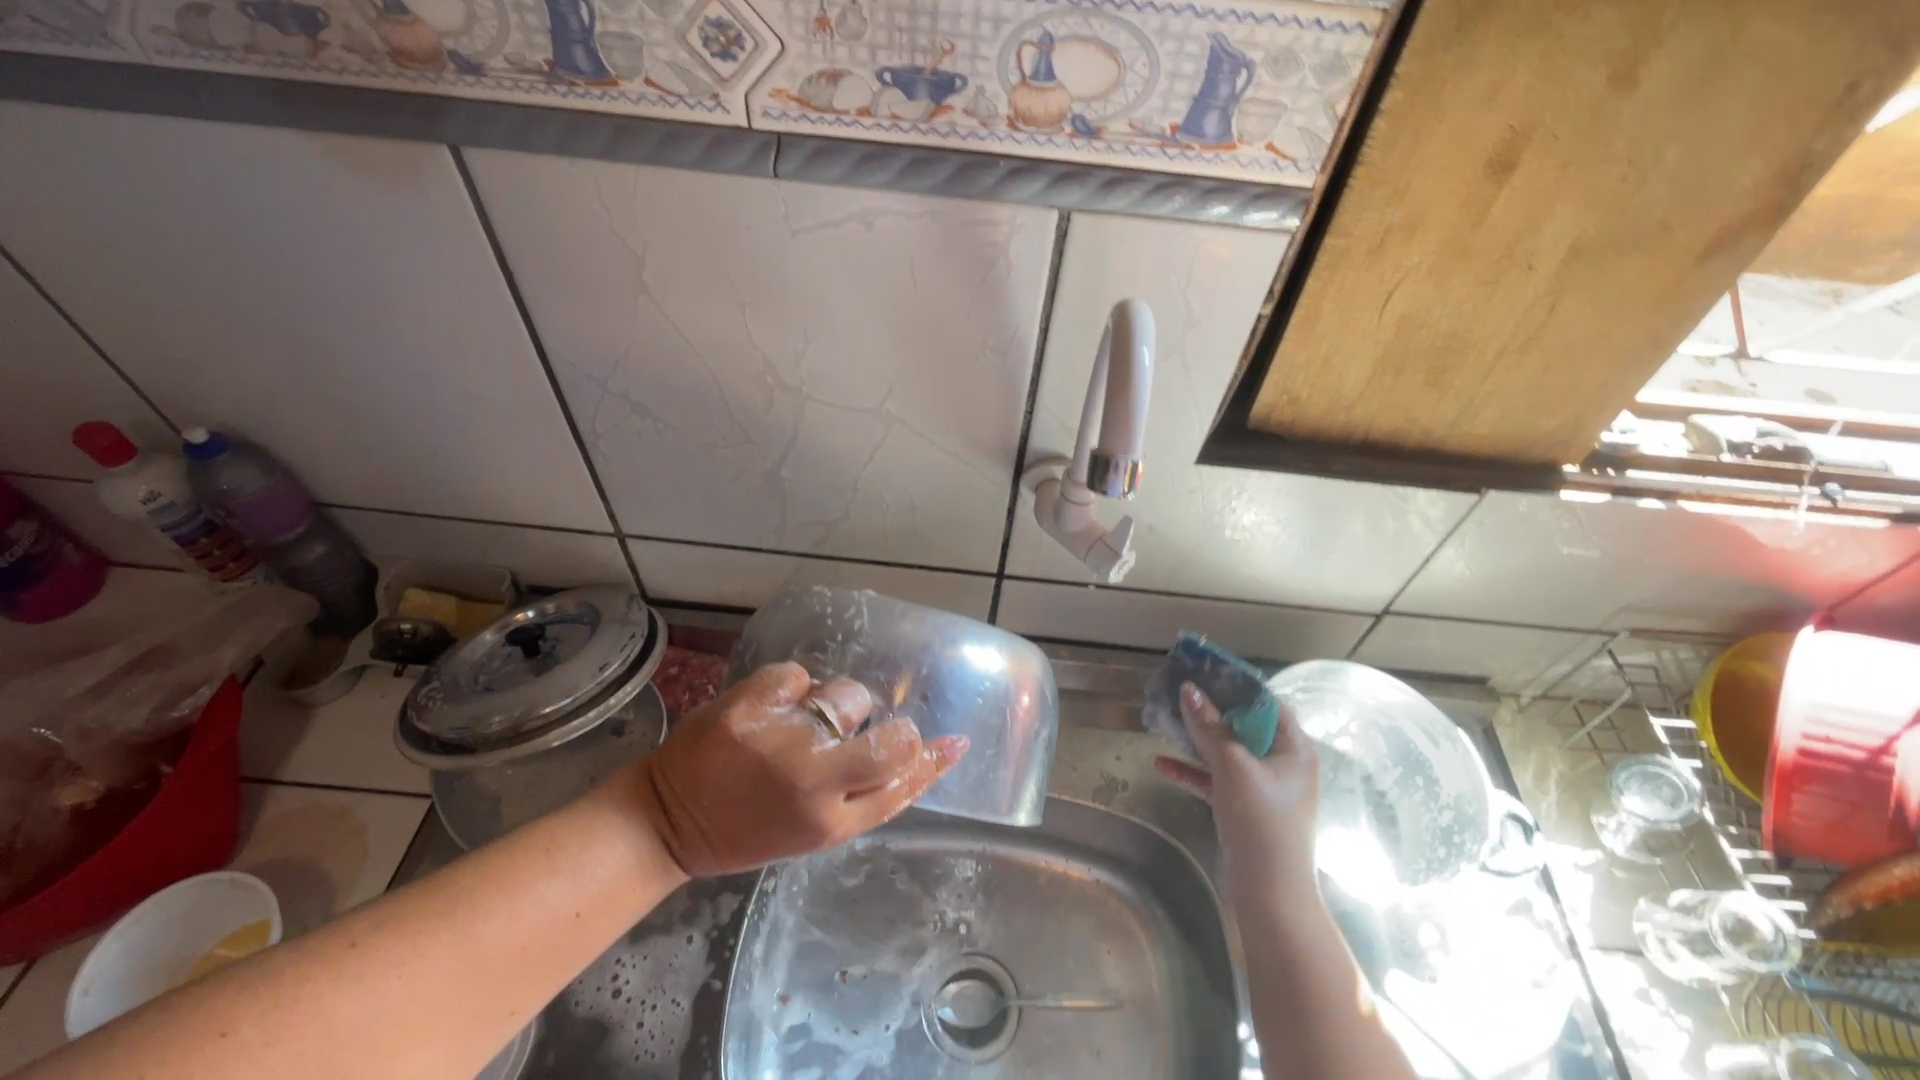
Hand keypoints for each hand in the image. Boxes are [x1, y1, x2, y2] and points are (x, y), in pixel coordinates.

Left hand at [623, 661, 966, 878]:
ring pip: (845, 696)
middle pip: (891, 738)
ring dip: (833, 706)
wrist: (668, 819)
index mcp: (831, 822)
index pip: (905, 781)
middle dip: (888, 729)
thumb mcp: (817, 831)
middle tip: (858, 733)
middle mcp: (812, 781)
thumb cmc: (750, 831)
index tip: (951, 740)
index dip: (931, 758)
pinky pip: (799, 675)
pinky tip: (771, 710)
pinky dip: (791, 689)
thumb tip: (940, 748)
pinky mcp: (746, 707)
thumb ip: (872, 792)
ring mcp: (779, 740)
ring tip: (799, 726)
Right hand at [1154, 682, 1319, 900]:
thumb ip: (1210, 728)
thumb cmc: (1260, 820)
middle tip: (1180, 693)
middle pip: (1244, 726)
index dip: (1238, 686)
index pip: (1268, 704)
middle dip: (1211, 711)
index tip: (1206, 672)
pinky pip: (1216, 780)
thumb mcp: (1233, 767)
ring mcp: (1263, 787)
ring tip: (1166, 723)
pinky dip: (1193, 771)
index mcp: (1294, 748)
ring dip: (1198, 740)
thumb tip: (1188, 689)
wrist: (1268, 890)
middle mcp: (1282, 763)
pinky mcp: (1244, 808)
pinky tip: (1161, 764)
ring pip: (1227, 752)